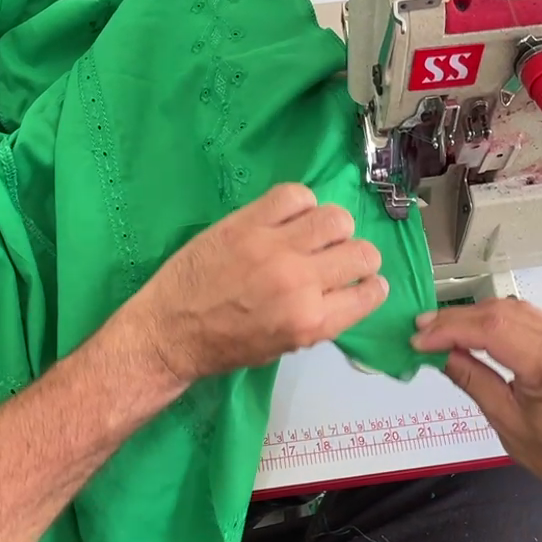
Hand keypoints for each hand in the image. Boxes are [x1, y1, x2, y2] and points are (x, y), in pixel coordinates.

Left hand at [117, 183, 389, 387]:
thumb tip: (344, 289)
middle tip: (338, 258)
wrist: (171, 331)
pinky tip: (290, 218)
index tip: (363, 281)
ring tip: (314, 235)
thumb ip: (320, 316)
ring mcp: (274, 248)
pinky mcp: (248, 223)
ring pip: (335, 218)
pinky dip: (301, 204)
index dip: (371, 285)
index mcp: (312, 321)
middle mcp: (301, 282)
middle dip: (358, 257)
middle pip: (361, 252)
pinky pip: (295, 195)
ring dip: (333, 228)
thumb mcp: (286, 345)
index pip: (370, 292)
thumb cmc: (227, 346)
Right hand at [411, 298, 541, 510]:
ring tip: (440, 330)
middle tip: (422, 331)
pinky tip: (473, 331)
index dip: (449, 329)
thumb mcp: (506, 421)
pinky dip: (495, 321)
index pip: (492, 329)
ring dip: (473, 316)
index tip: (420, 339)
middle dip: (456, 318)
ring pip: (514, 310)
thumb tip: (441, 355)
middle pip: (501, 312)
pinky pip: (528, 319)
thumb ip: (472, 379)